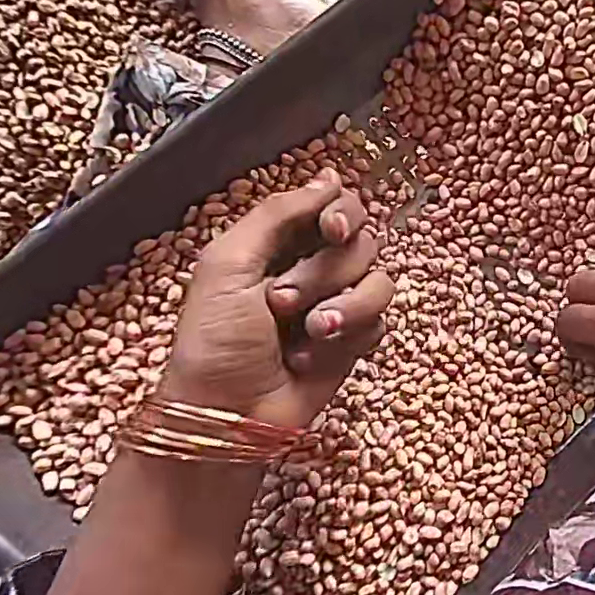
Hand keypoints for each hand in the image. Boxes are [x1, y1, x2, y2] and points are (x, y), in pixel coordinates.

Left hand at [161, 170, 394, 429]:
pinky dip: (347, 339)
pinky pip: (379, 322)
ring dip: (343, 307)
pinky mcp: (355, 341)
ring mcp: (339, 305)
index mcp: (282, 243)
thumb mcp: (228, 263)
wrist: (228, 415)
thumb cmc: (215, 340)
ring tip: (308, 333)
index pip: (336, 206)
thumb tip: (329, 180)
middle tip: (283, 302)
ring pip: (379, 282)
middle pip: (363, 242)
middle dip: (326, 273)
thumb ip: (277, 214)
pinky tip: (311, 358)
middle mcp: (316, 268)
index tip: (331, 231)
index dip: (342, 214)